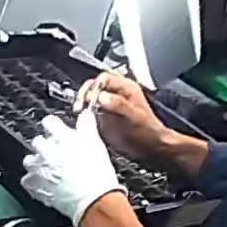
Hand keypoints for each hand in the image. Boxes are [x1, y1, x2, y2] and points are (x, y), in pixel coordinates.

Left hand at [22, 110, 125, 225]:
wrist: (92, 198)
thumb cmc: (96, 171)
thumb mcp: (95, 142)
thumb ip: (87, 125)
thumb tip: (85, 115)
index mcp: (60, 136)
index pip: (48, 122)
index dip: (54, 127)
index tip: (57, 132)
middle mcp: (46, 150)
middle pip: (36, 142)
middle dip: (44, 147)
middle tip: (56, 155)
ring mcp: (38, 169)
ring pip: (29, 161)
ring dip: (36, 164)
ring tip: (48, 171)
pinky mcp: (35, 187)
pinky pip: (27, 182)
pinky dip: (33, 183)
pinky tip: (43, 185)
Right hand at [73, 72, 209, 178]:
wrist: (148, 148)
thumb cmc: (147, 131)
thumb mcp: (134, 115)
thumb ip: (118, 104)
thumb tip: (101, 97)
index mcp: (125, 88)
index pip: (104, 79)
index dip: (94, 87)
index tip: (89, 99)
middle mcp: (115, 96)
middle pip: (94, 87)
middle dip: (84, 94)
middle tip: (80, 106)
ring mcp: (108, 108)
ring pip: (90, 99)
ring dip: (82, 105)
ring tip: (79, 112)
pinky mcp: (103, 121)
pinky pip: (89, 114)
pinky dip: (83, 116)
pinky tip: (83, 121)